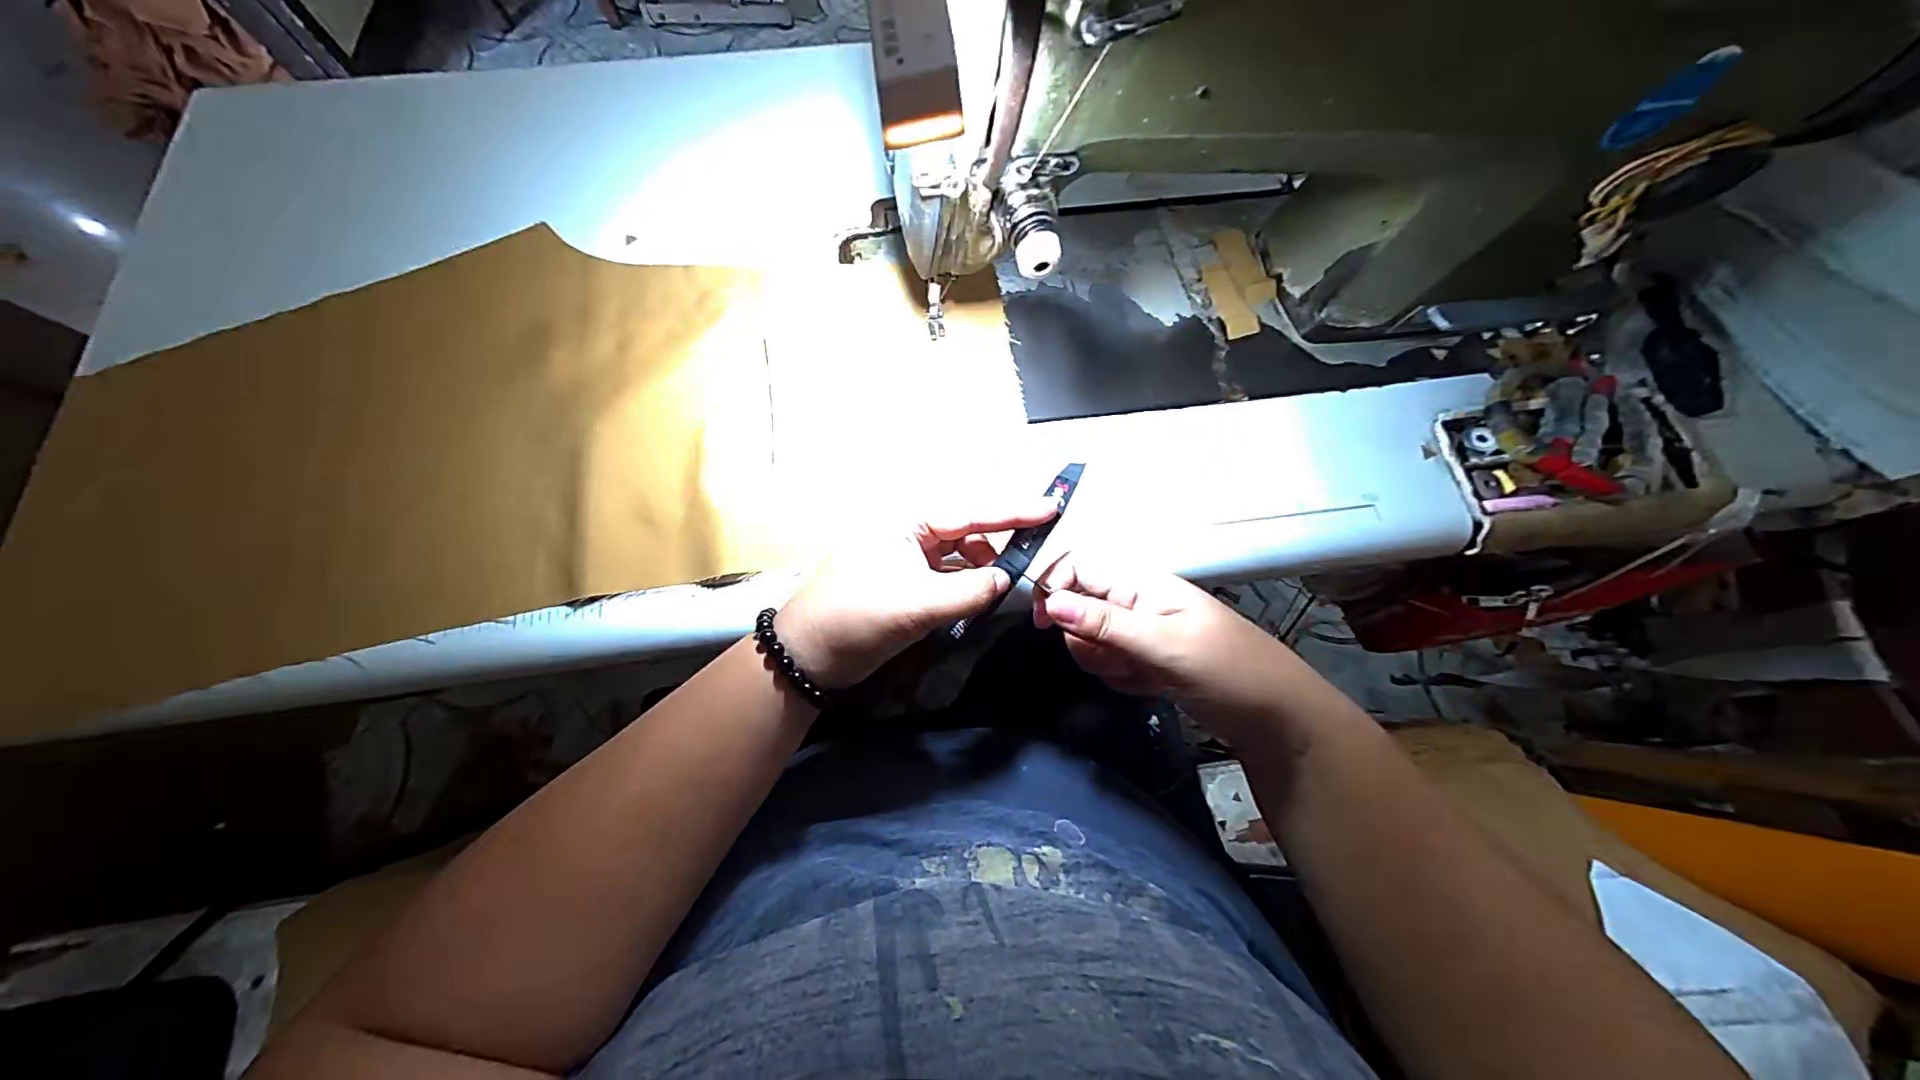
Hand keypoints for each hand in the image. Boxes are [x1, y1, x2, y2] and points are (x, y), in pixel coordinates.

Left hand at [774, 498, 1059, 688]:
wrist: (808, 656)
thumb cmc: (857, 619)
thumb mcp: (919, 604)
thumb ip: (972, 590)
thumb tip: (1008, 580)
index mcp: (905, 521)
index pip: (969, 512)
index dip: (1013, 511)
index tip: (1050, 509)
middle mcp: (906, 531)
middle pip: (966, 531)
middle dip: (997, 545)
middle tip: (1032, 562)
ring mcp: (904, 556)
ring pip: (958, 555)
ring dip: (981, 570)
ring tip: (1002, 588)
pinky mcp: (903, 581)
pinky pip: (946, 575)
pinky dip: (965, 584)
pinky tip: (980, 597)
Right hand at [1034, 557, 1333, 743]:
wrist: (1274, 717)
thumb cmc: (1226, 669)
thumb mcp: (1163, 645)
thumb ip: (1105, 623)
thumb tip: (1050, 601)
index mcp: (1142, 584)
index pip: (1080, 568)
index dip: (1054, 588)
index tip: (1042, 624)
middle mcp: (1136, 603)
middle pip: (1077, 611)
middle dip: (1089, 642)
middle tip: (1121, 660)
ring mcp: (1140, 634)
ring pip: (1091, 643)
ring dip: (1107, 665)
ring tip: (1144, 675)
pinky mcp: (1145, 661)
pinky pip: (1110, 666)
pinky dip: (1123, 679)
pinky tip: (1152, 686)